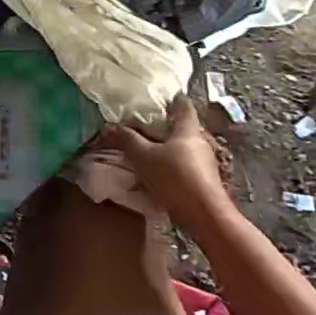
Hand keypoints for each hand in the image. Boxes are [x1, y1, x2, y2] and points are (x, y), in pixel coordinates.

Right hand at [90, 94, 232, 228]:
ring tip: (141, 149)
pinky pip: (182, 164)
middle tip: (139, 125)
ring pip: (181, 147)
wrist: (205, 216)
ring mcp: (204, 163)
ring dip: (164, 147)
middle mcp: (200, 142)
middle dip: (161, 126)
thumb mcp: (143, 156)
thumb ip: (127, 139)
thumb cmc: (175, 178)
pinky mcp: (202, 180)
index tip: (156, 98)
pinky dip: (168, 164)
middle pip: (180, 127)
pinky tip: (153, 172)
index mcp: (188, 130)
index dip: (171, 98)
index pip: (183, 105)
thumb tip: (110, 126)